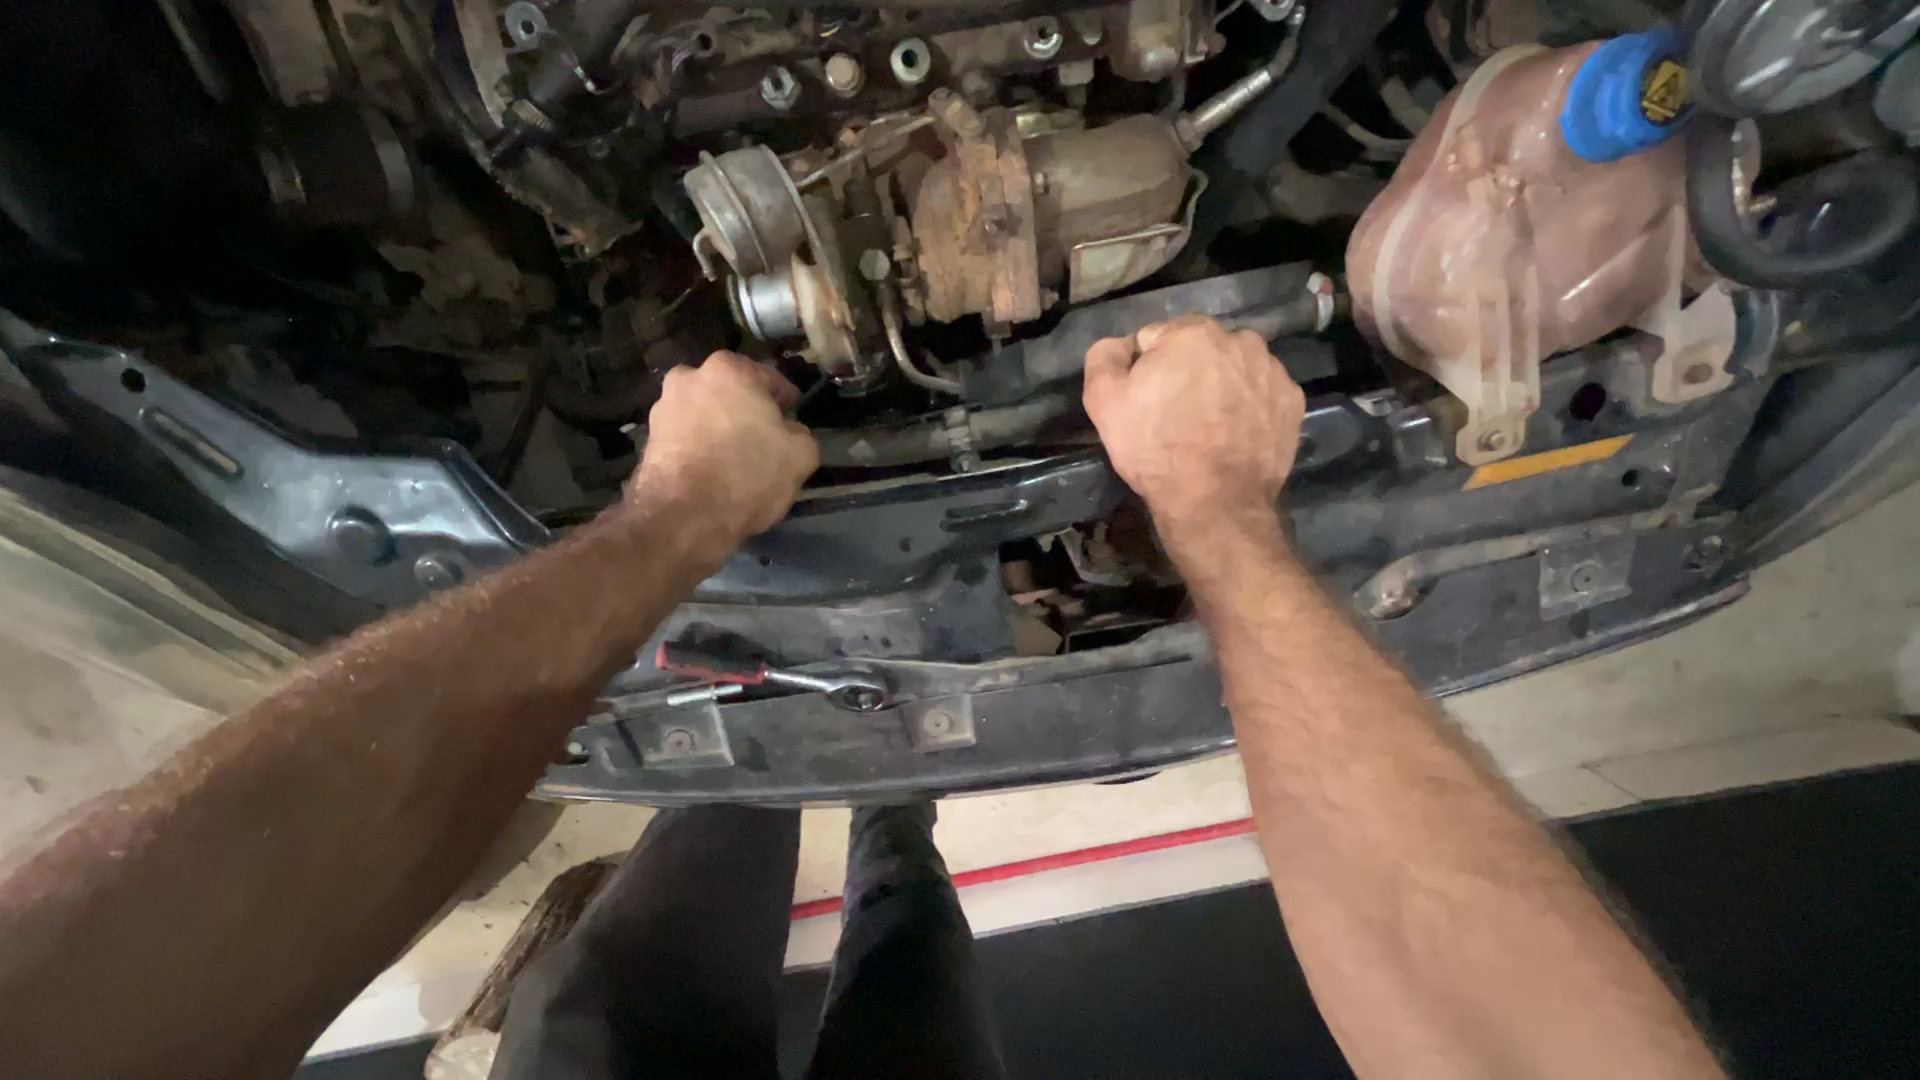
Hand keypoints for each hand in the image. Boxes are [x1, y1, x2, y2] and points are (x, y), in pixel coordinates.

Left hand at [628, 351, 818, 552]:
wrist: (685, 516)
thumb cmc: (749, 474)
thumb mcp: (801, 454)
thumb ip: (800, 433)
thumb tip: (788, 432)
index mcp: (729, 370)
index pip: (770, 379)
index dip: (786, 400)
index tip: (793, 416)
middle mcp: (690, 378)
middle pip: (731, 393)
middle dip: (747, 411)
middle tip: (765, 438)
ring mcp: (663, 408)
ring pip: (705, 414)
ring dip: (720, 429)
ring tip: (737, 459)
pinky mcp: (648, 440)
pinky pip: (688, 438)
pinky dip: (701, 449)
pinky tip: (715, 472)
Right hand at [1082, 315, 1304, 537]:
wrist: (1215, 501)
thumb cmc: (1155, 448)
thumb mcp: (1104, 402)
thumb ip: (1104, 358)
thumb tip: (1121, 345)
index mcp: (1191, 332)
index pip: (1154, 338)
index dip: (1143, 370)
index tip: (1143, 401)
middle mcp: (1239, 339)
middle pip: (1198, 350)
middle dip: (1184, 373)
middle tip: (1173, 416)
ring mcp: (1271, 370)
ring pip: (1232, 369)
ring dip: (1218, 387)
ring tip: (1206, 427)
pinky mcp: (1291, 402)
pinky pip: (1259, 394)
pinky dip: (1247, 407)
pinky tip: (1233, 435)